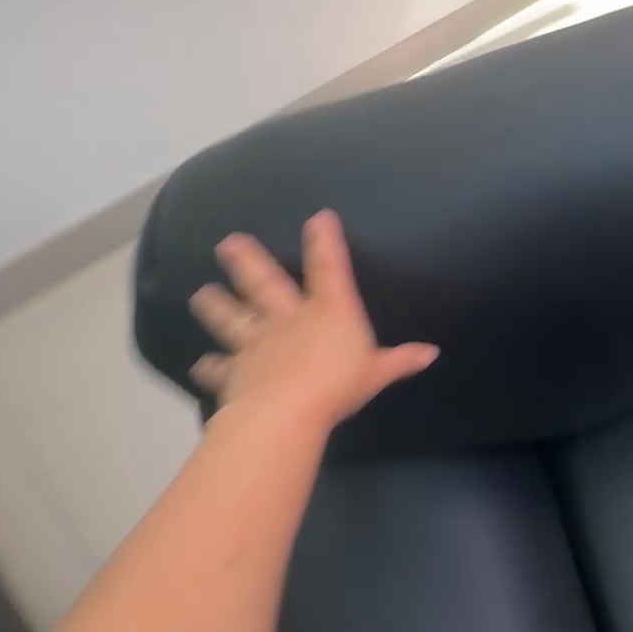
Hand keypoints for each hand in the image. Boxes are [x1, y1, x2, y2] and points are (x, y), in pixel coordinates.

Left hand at [188, 209, 437, 433]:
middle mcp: (290, 320)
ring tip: (202, 293)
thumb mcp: (378, 372)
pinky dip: (210, 366)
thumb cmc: (338, 385)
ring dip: (218, 306)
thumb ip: (401, 360)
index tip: (319, 217)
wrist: (283, 414)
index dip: (326, 242)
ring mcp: (257, 344)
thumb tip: (432, 352)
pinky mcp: (235, 372)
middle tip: (229, 243)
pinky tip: (201, 363)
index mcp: (330, 312)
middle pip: (266, 285)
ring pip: (234, 319)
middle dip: (250, 263)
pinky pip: (220, 367)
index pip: (330, 269)